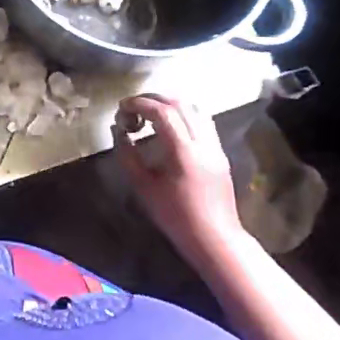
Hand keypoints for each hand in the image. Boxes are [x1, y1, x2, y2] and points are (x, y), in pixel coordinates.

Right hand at [113, 94, 244, 267]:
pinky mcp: (220, 153)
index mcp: (184, 151)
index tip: (123, 107)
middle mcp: (203, 142)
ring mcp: (215, 146)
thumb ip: (128, 156)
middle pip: (180, 103)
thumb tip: (118, 131)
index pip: (162, 112)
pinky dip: (184, 115)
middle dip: (154, 99)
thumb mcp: (144, 188)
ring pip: (195, 109)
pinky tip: (171, 127)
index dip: (140, 103)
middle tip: (133, 106)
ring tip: (151, 113)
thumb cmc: (176, 218)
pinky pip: (203, 122)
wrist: (215, 240)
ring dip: (171, 104)